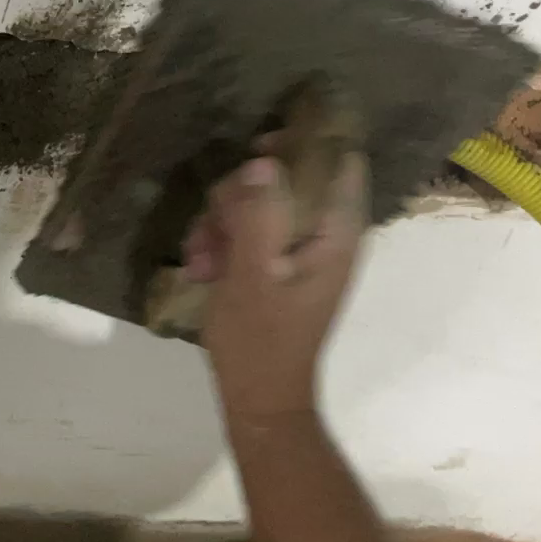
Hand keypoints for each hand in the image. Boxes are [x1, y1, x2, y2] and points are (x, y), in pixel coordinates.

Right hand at [183, 150, 368, 420]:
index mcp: (334, 234)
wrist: (257, 397)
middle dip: (239, 196)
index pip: (341, 163)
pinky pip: (246, 232)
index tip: (258, 148)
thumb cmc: (260, 339)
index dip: (304, 144)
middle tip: (213, 225)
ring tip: (199, 259)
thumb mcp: (252, 274)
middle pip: (285, 180)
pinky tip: (200, 269)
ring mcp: (296, 250)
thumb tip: (263, 162)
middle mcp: (322, 235)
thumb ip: (258, 216)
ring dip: (219, 224)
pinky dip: (220, 244)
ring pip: (257, 205)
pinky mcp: (274, 264)